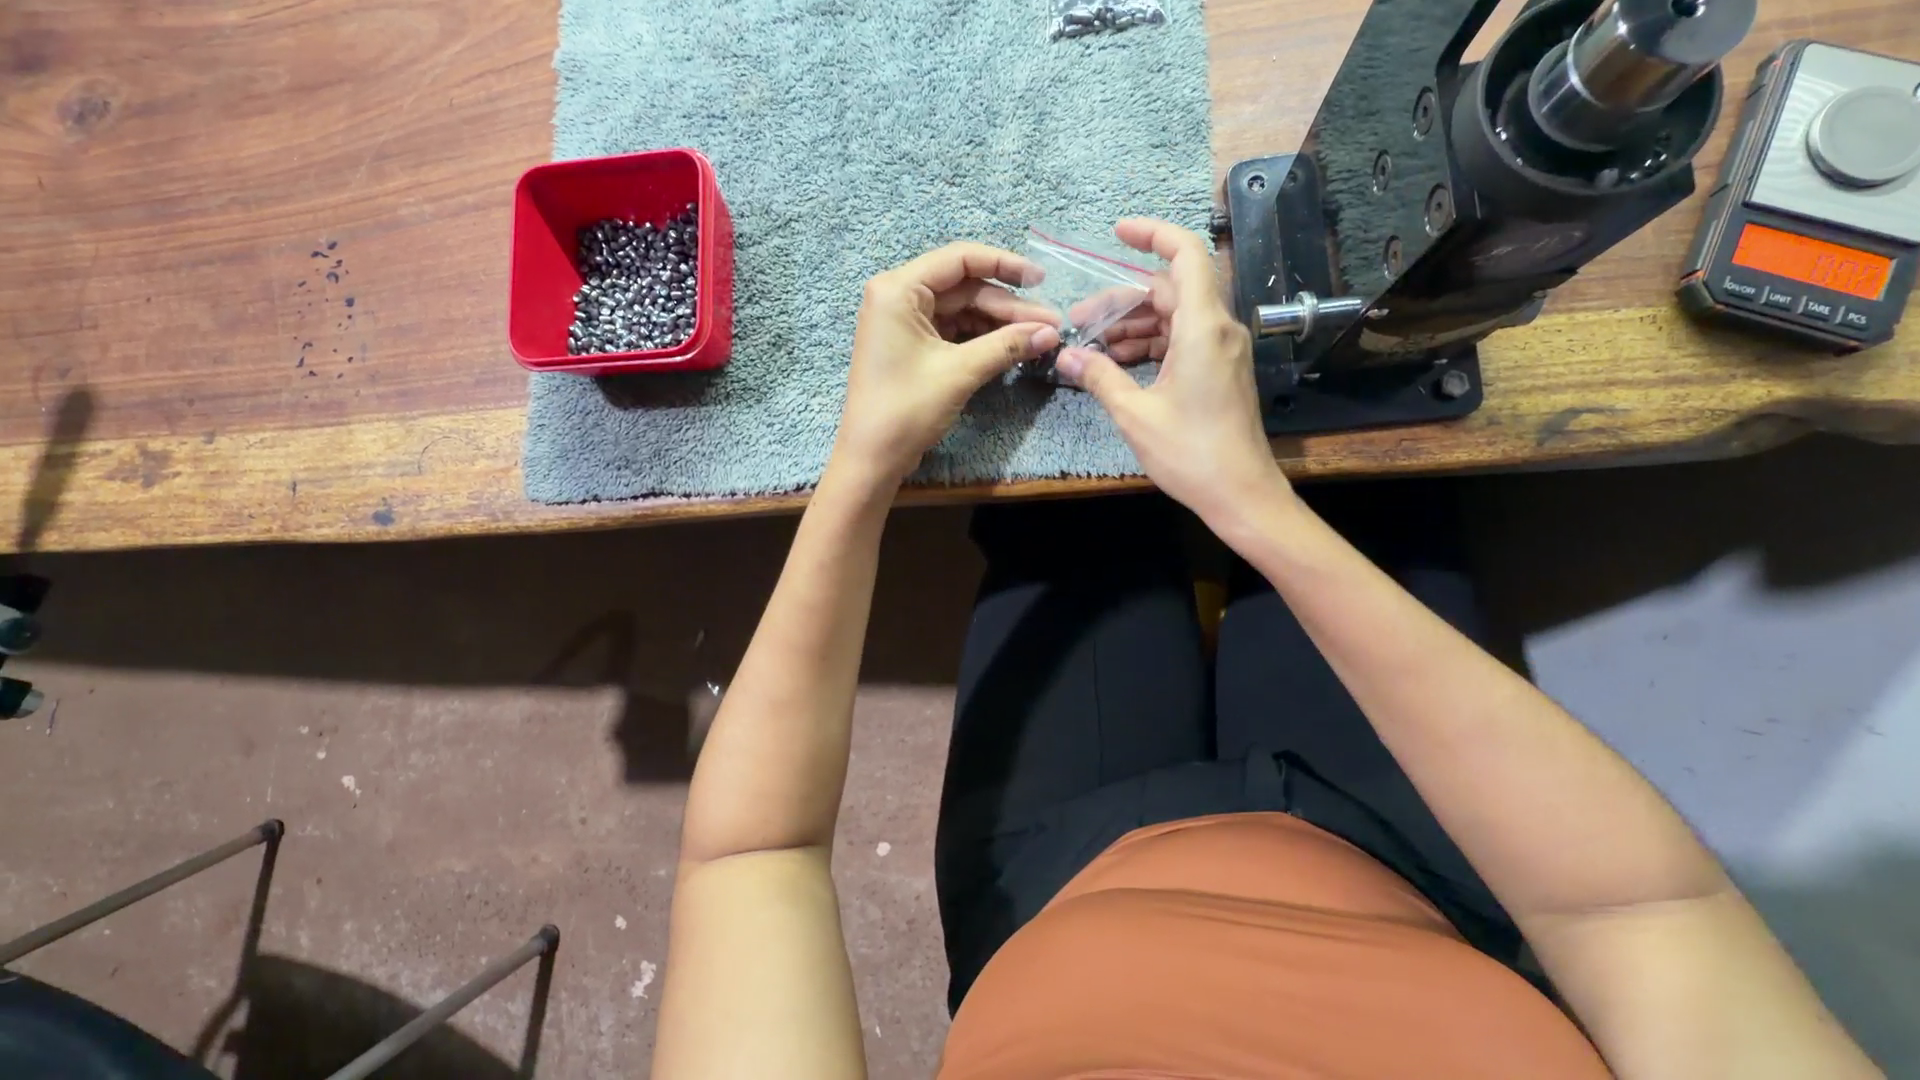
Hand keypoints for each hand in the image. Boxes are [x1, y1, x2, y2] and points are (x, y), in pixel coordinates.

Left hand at [831, 242, 1061, 489]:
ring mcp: (904, 322)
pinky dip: (982, 338)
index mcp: (898, 289)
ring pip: (962, 310)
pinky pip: (953, 330)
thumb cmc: (906, 409)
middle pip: (964, 287)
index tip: (1041, 278)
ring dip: (999, 323)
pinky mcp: (912, 346)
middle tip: (1051, 325)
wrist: (871, 458)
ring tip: (1040, 338)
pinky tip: (1013, 347)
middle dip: (1008, 306)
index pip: (959, 259)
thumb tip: (1052, 332)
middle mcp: (897, 296)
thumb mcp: (960, 372)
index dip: (1004, 264)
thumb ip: (1007, 345)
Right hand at [1055, 219, 1291, 526]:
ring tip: (1093, 348)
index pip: (1184, 254)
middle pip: (1169, 290)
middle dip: (1122, 299)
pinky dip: (1151, 344)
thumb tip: (1067, 355)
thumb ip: (1100, 376)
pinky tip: (1119, 364)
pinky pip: (1183, 340)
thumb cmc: (1191, 454)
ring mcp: (1222, 350)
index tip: (1117, 233)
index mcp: (1203, 327)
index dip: (1152, 234)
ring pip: (1174, 316)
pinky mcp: (1221, 370)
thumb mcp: (1135, 414)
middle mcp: (1219, 329)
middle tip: (1080, 321)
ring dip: (1133, 325)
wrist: (1241, 494)